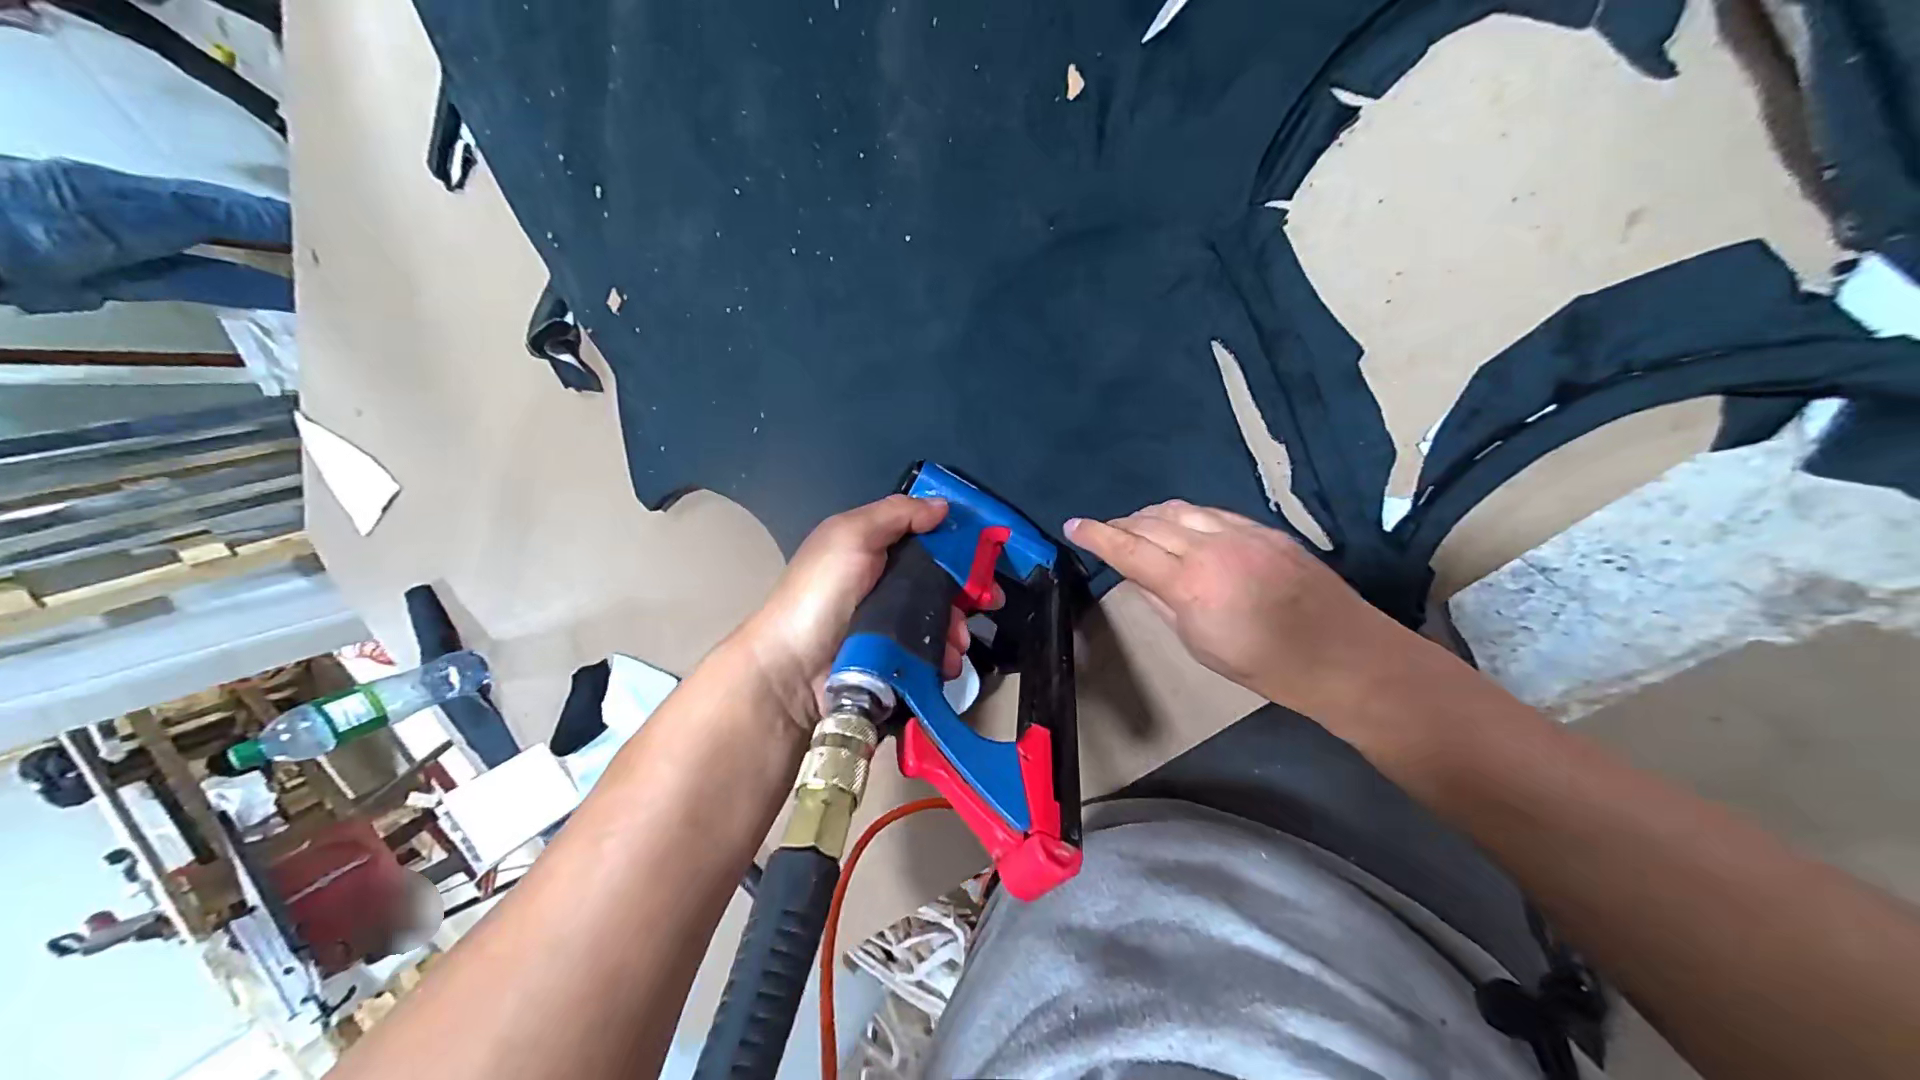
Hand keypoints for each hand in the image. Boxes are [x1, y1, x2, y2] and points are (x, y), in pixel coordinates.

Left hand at [734, 494, 980, 731]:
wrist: (793, 668)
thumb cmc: (822, 592)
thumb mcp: (851, 535)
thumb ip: (897, 514)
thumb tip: (943, 506)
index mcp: (874, 549)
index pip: (926, 538)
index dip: (958, 542)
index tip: (987, 553)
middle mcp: (885, 583)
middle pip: (942, 580)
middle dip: (968, 590)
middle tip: (988, 602)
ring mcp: (891, 624)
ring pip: (941, 619)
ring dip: (958, 627)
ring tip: (959, 640)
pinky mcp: (896, 659)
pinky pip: (932, 652)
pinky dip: (946, 656)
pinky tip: (949, 661)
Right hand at [1065, 500, 1420, 717]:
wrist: (1340, 655)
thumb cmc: (1263, 666)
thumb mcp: (1199, 644)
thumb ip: (1162, 603)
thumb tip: (1137, 577)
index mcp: (1191, 584)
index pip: (1129, 550)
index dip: (1097, 536)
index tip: (1073, 526)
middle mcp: (1212, 547)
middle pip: (1151, 522)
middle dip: (1121, 524)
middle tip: (1104, 531)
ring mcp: (1242, 533)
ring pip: (1181, 510)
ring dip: (1151, 514)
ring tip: (1137, 525)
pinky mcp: (1265, 529)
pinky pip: (1212, 512)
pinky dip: (1186, 515)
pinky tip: (1182, 525)